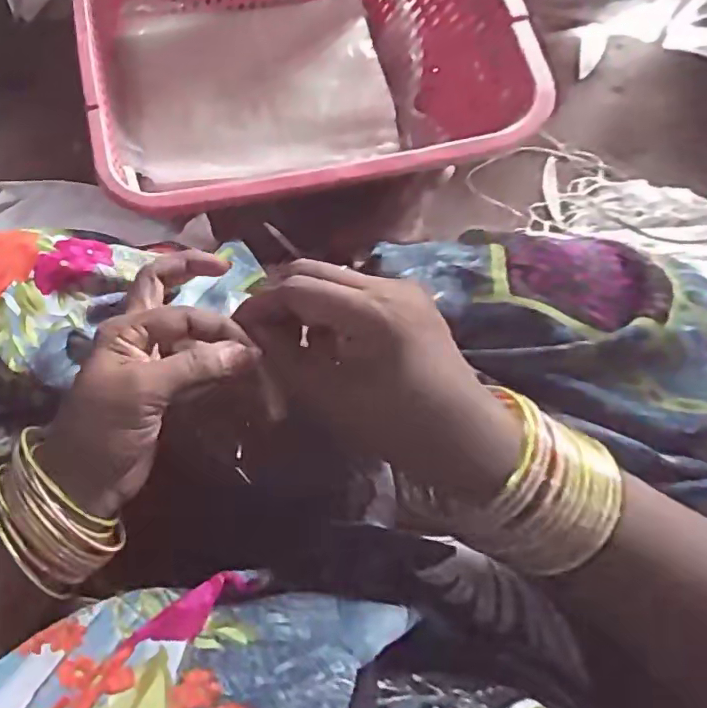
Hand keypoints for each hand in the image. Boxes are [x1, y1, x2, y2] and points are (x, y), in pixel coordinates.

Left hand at [39, 252, 262, 517]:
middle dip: (189, 272)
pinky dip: (213, 364)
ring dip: (211, 331)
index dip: (212, 322)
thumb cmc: (104, 426)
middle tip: (226, 266)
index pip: (177, 311)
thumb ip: (192, 365)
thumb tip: (245, 351)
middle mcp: (137, 338)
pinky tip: (237, 369)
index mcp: (124, 329)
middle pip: (163, 292)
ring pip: (184, 333)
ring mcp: (150, 363)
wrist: (86, 477)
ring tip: (249, 336)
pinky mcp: (162, 391)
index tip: (247, 344)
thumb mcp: (143, 390)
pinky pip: (192, 367)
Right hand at [233, 259, 520, 503]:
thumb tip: (250, 328)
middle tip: (259, 327)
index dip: (260, 304)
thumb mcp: (325, 392)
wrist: (466, 438)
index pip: (295, 287)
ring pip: (329, 274)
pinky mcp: (407, 296)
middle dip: (277, 295)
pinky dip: (326, 302)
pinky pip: (351, 286)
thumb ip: (281, 353)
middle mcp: (387, 285)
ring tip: (288, 333)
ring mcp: (401, 286)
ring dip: (301, 297)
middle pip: (310, 269)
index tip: (239, 327)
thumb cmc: (393, 424)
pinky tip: (322, 334)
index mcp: (371, 311)